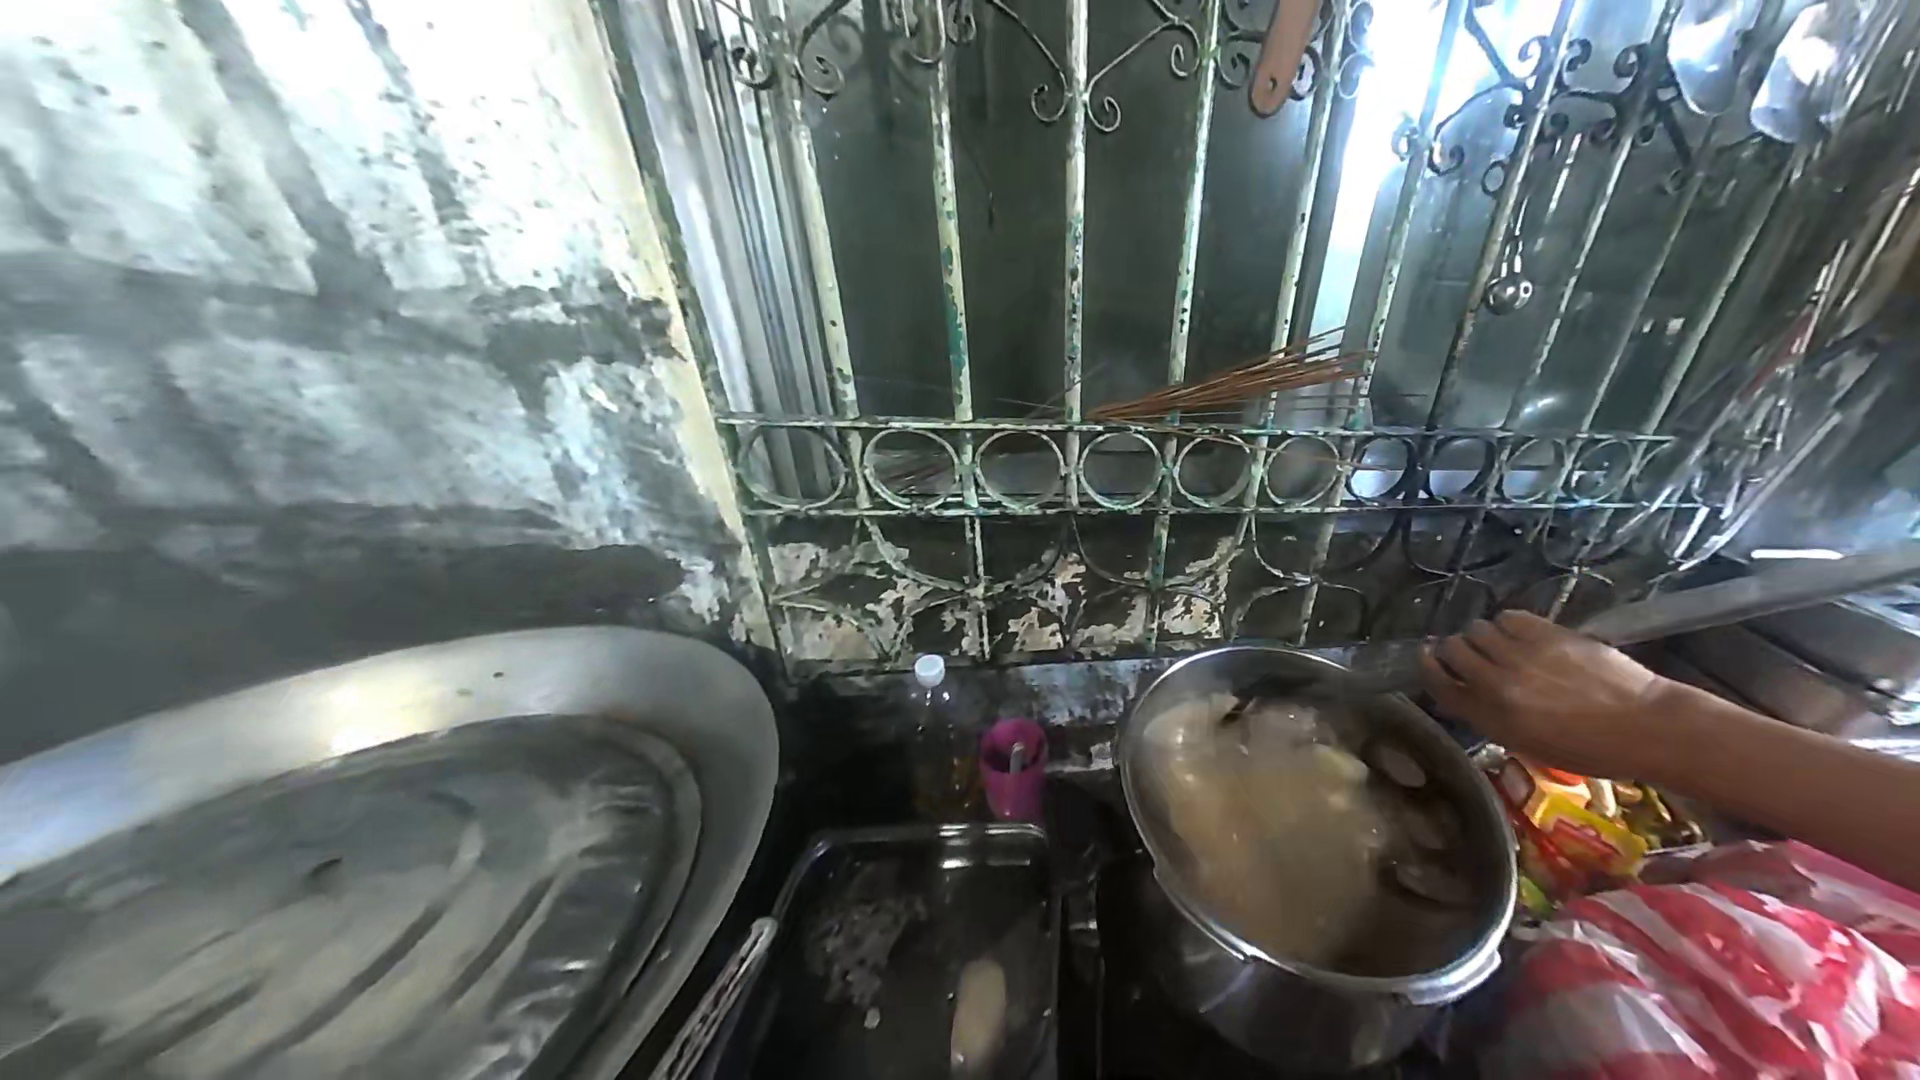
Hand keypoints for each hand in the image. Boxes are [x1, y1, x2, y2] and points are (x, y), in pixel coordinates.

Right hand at [1419, 610, 1679, 778]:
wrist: (1651, 728)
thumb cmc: (1589, 747)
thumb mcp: (1525, 742)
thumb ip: (1484, 715)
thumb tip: (1454, 691)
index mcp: (1490, 714)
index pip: (1438, 682)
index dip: (1427, 666)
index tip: (1426, 657)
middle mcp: (1498, 683)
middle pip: (1451, 649)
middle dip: (1454, 650)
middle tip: (1470, 654)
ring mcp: (1523, 656)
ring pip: (1476, 629)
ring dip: (1481, 636)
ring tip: (1500, 644)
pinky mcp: (1549, 636)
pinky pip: (1508, 618)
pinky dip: (1507, 624)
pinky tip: (1520, 634)